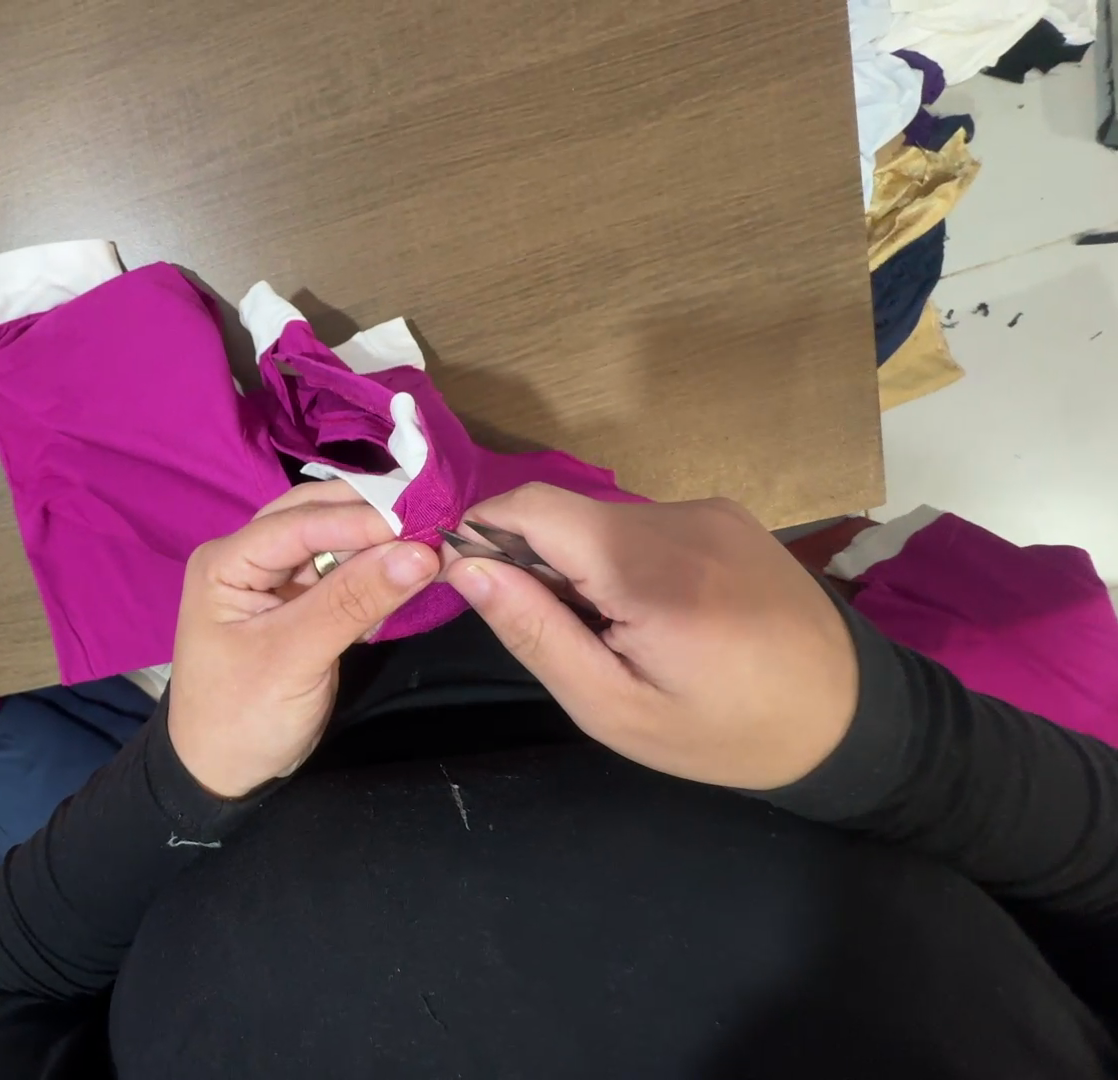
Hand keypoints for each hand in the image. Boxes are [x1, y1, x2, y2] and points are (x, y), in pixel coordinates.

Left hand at [168, 482, 438, 797]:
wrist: (223, 772)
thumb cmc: (241, 717)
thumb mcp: (293, 658)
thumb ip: (352, 602)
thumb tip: (419, 553)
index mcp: (226, 562)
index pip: (298, 522)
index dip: (361, 518)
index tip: (424, 521)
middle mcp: (247, 558)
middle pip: (315, 517)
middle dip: (372, 517)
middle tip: (436, 518)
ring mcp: (274, 580)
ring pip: (334, 542)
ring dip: (379, 542)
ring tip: (434, 541)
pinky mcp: (300, 604)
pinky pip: (343, 573)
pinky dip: (374, 573)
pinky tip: (410, 575)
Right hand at [441, 483, 857, 790]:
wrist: (858, 724)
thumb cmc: (721, 731)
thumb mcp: (608, 705)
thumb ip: (531, 629)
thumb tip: (463, 566)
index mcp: (650, 569)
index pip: (531, 506)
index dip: (482, 531)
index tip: (472, 580)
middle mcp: (680, 518)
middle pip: (559, 514)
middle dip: (531, 560)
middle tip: (557, 626)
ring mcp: (707, 510)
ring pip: (593, 518)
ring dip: (574, 561)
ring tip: (610, 624)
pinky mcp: (723, 513)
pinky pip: (632, 522)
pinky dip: (612, 556)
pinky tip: (645, 606)